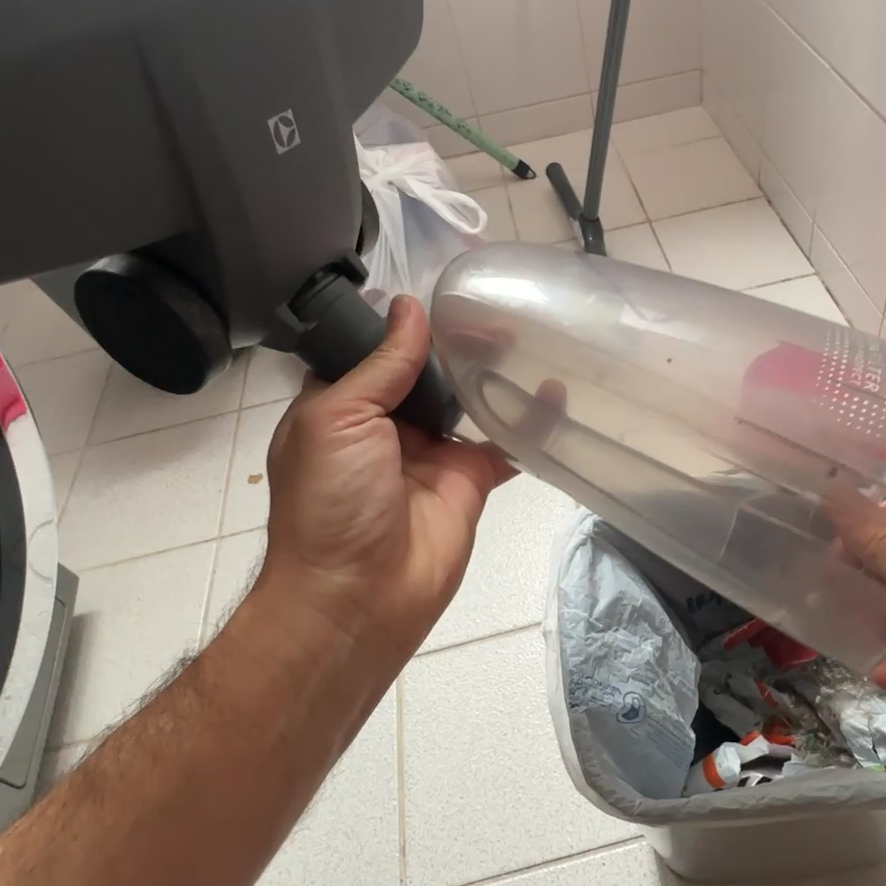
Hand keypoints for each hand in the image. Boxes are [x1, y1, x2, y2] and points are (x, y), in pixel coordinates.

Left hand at [257, 295, 514, 663]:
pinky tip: (554, 391)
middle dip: (456, 341)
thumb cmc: (331, 500)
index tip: (439, 290)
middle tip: (492, 310)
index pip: (373, 350)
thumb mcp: (337, 418)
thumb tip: (409, 307)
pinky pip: (503, 442)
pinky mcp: (469, 479)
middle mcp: (386, 424)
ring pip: (467, 400)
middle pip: (426, 371)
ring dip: (491, 371)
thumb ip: (380, 364)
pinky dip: (530, 419)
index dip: (401, 322)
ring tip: (523, 333)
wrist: (359, 595)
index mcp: (342, 406)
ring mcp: (431, 452)